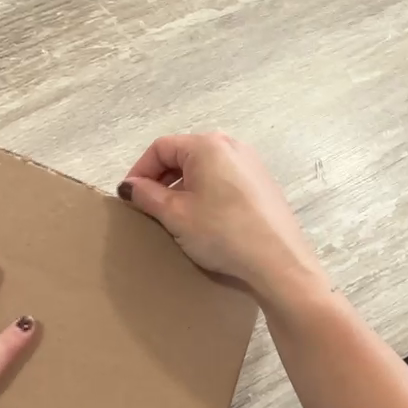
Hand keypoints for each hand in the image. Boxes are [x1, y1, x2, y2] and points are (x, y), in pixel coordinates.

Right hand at [118, 133, 328, 305]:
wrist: (279, 262)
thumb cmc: (222, 233)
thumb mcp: (176, 215)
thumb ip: (147, 195)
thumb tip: (129, 186)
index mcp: (207, 146)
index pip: (160, 148)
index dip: (139, 170)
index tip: (129, 196)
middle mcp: (230, 145)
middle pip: (183, 154)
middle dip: (161, 179)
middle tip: (148, 206)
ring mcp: (250, 163)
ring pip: (203, 168)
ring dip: (182, 187)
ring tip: (174, 215)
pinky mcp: (262, 183)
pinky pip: (223, 179)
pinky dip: (205, 192)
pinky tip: (203, 219)